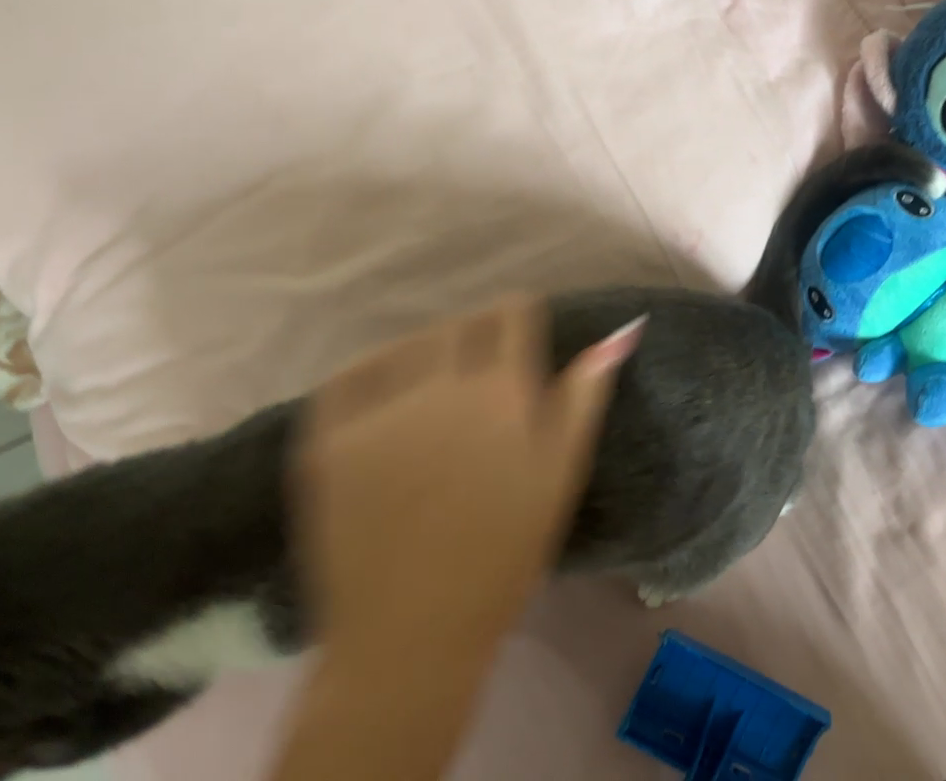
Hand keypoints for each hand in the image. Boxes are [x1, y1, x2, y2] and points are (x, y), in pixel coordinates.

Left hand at [297, 297, 642, 662]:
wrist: (413, 630)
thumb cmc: (505, 553)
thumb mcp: (561, 472)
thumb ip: (585, 395)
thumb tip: (621, 332)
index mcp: (500, 392)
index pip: (509, 315)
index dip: (521, 319)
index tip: (524, 339)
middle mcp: (435, 386)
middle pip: (456, 326)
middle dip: (476, 337)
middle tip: (484, 378)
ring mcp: (374, 411)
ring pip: (403, 346)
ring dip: (425, 354)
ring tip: (436, 391)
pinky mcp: (324, 440)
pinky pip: (346, 377)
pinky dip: (370, 373)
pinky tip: (385, 396)